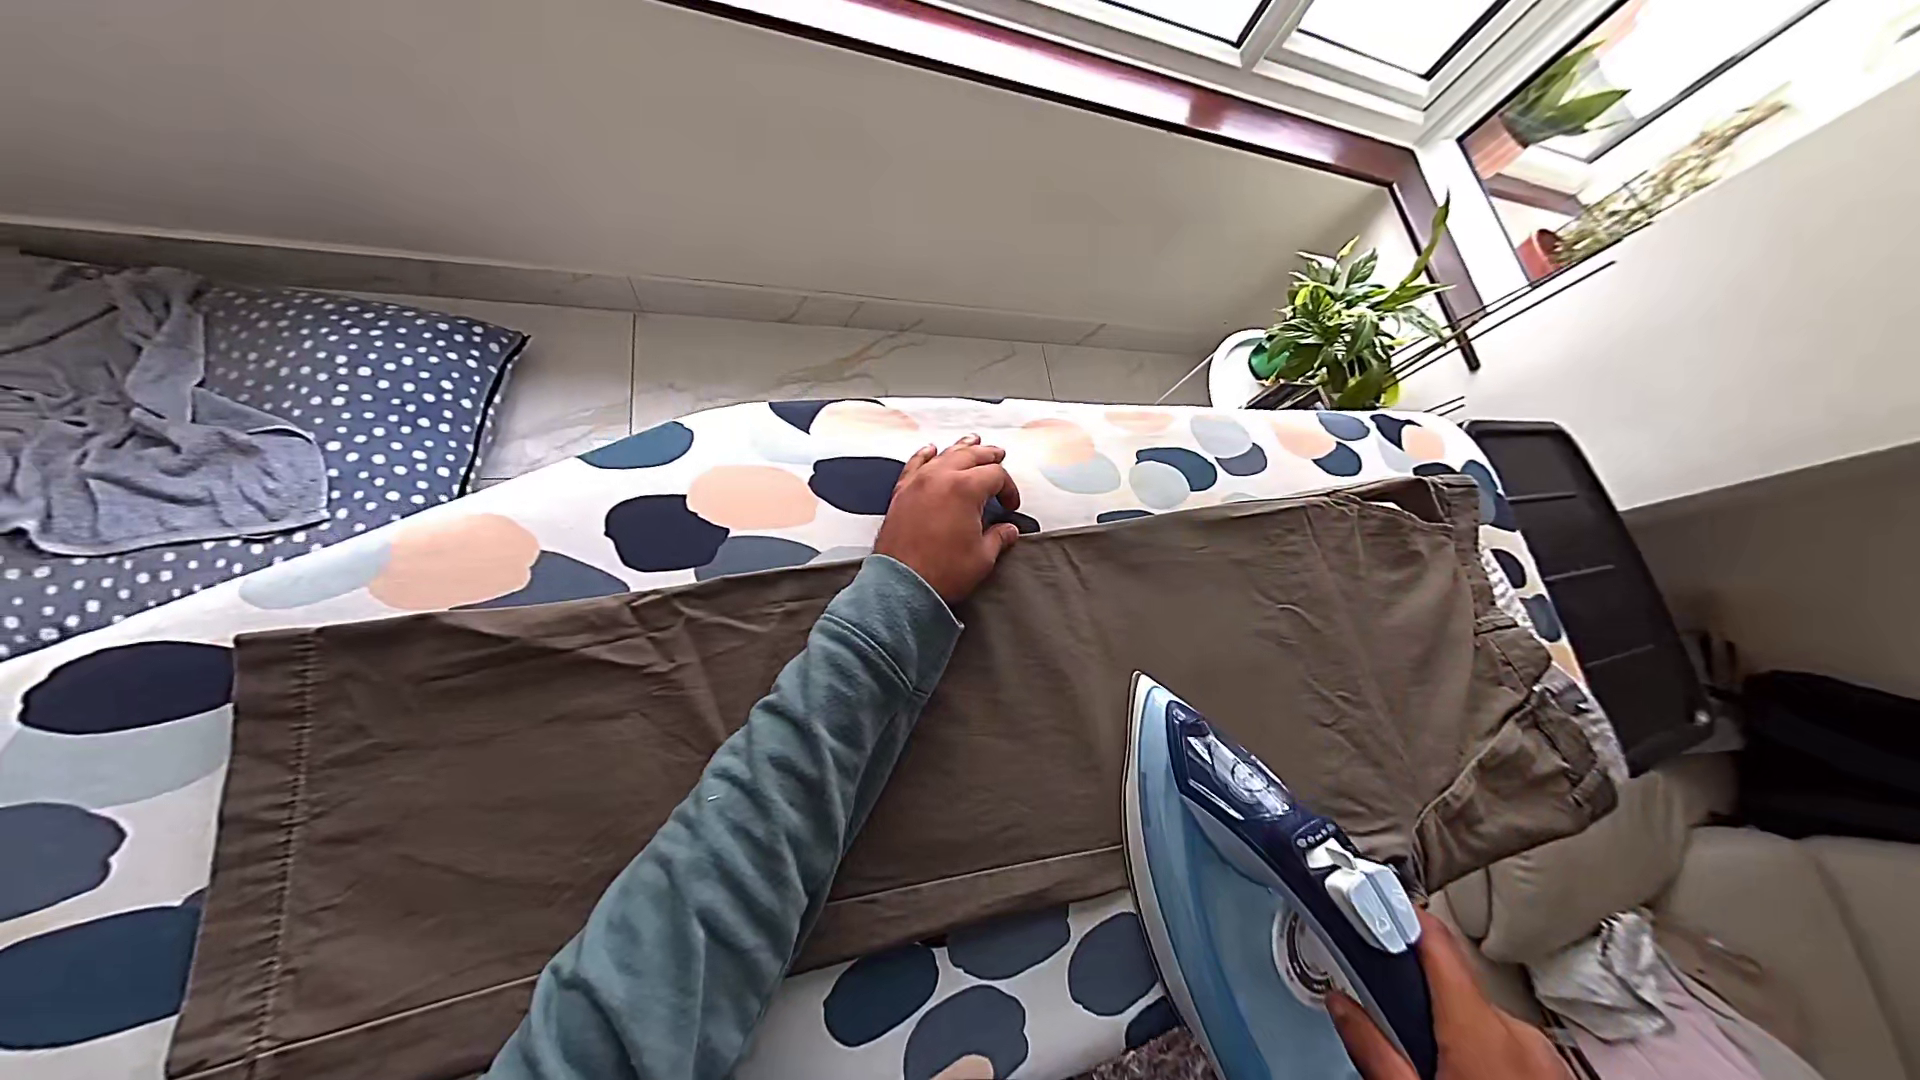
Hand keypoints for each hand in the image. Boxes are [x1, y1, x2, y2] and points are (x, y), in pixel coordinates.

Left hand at [873, 435, 1021, 603]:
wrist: (902, 585)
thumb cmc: (940, 572)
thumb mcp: (982, 557)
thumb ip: (998, 538)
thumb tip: (1007, 531)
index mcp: (965, 489)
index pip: (996, 475)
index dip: (1009, 488)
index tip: (1010, 504)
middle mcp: (940, 478)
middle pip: (971, 455)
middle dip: (988, 456)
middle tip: (999, 456)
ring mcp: (918, 483)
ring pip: (944, 455)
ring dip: (961, 448)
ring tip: (972, 441)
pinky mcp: (901, 493)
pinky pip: (915, 464)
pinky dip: (925, 455)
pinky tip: (931, 450)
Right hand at [1327, 909, 1571, 1079]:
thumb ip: (1373, 1050)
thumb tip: (1339, 1002)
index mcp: (1478, 1029)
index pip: (1436, 940)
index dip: (1400, 911)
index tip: (1369, 898)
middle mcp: (1518, 1034)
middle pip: (1452, 986)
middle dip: (1420, 997)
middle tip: (1394, 1025)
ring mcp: (1546, 1060)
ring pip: (1480, 1018)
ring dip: (1453, 1029)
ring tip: (1435, 1068)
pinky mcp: (1559, 1079)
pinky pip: (1509, 1045)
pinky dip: (1482, 1052)